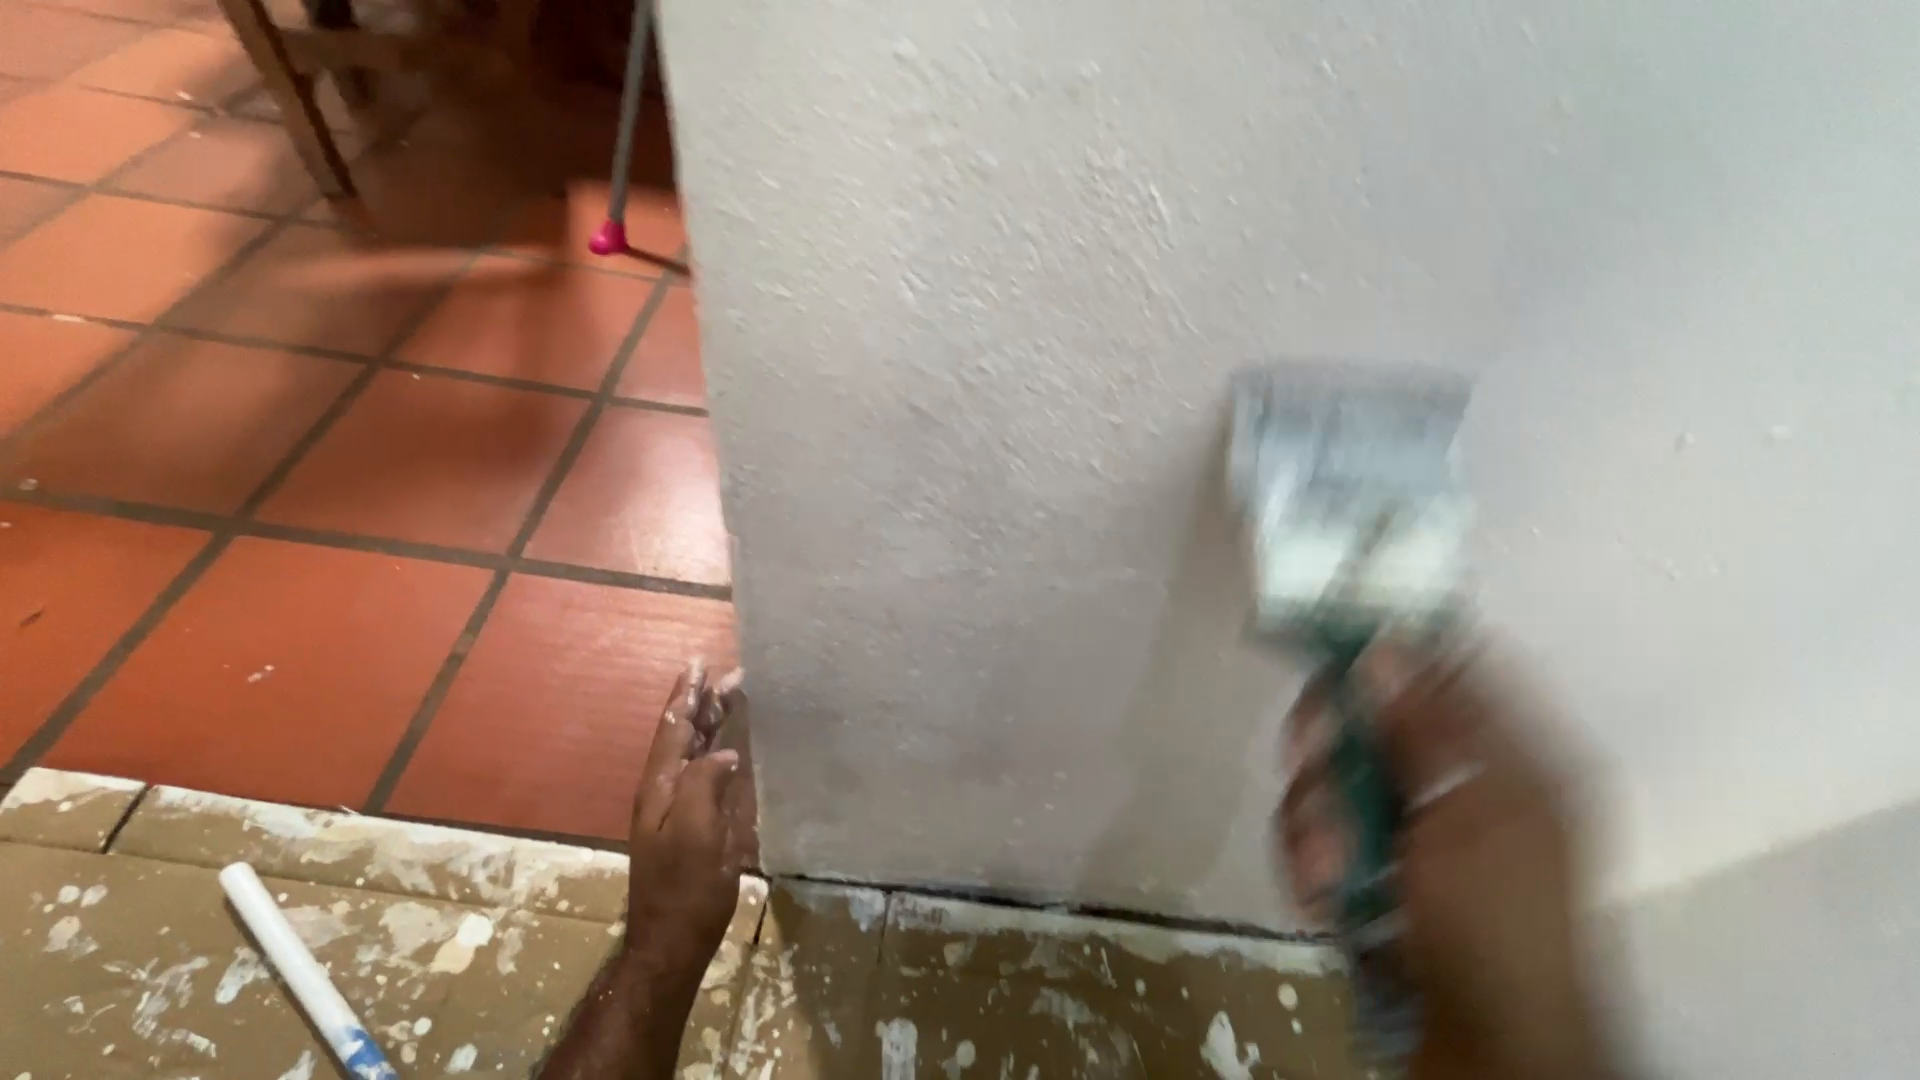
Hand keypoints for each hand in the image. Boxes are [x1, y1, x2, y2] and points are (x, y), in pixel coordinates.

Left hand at [624, 661, 749, 990]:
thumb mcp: (696, 833)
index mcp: (660, 788)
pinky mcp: (692, 825)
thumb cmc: (685, 889)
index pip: (673, 729)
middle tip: (726, 674)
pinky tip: (729, 747)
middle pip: (683, 736)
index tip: (699, 664)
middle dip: (702, 703)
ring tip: (728, 696)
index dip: (686, 696)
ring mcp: (676, 810)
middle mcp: (664, 792)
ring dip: (709, 723)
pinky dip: (716, 750)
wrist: (671, 943)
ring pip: (693, 753)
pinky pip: (703, 774)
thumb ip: (704, 785)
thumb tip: (724, 752)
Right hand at [1276, 644, 1612, 1079]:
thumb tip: (1384, 645)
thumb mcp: (1473, 819)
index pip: (1449, 664)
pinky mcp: (1365, 858)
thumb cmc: (1497, 929)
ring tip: (1325, 867)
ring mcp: (1406, 820)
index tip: (1329, 644)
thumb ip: (1426, 729)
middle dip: (1327, 743)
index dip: (1390, 645)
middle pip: (1367, 713)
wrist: (1485, 1050)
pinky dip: (1307, 856)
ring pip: (1328, 772)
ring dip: (1312, 818)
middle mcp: (1454, 777)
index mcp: (1509, 757)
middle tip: (1303, 759)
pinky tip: (1321, 891)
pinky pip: (1313, 826)